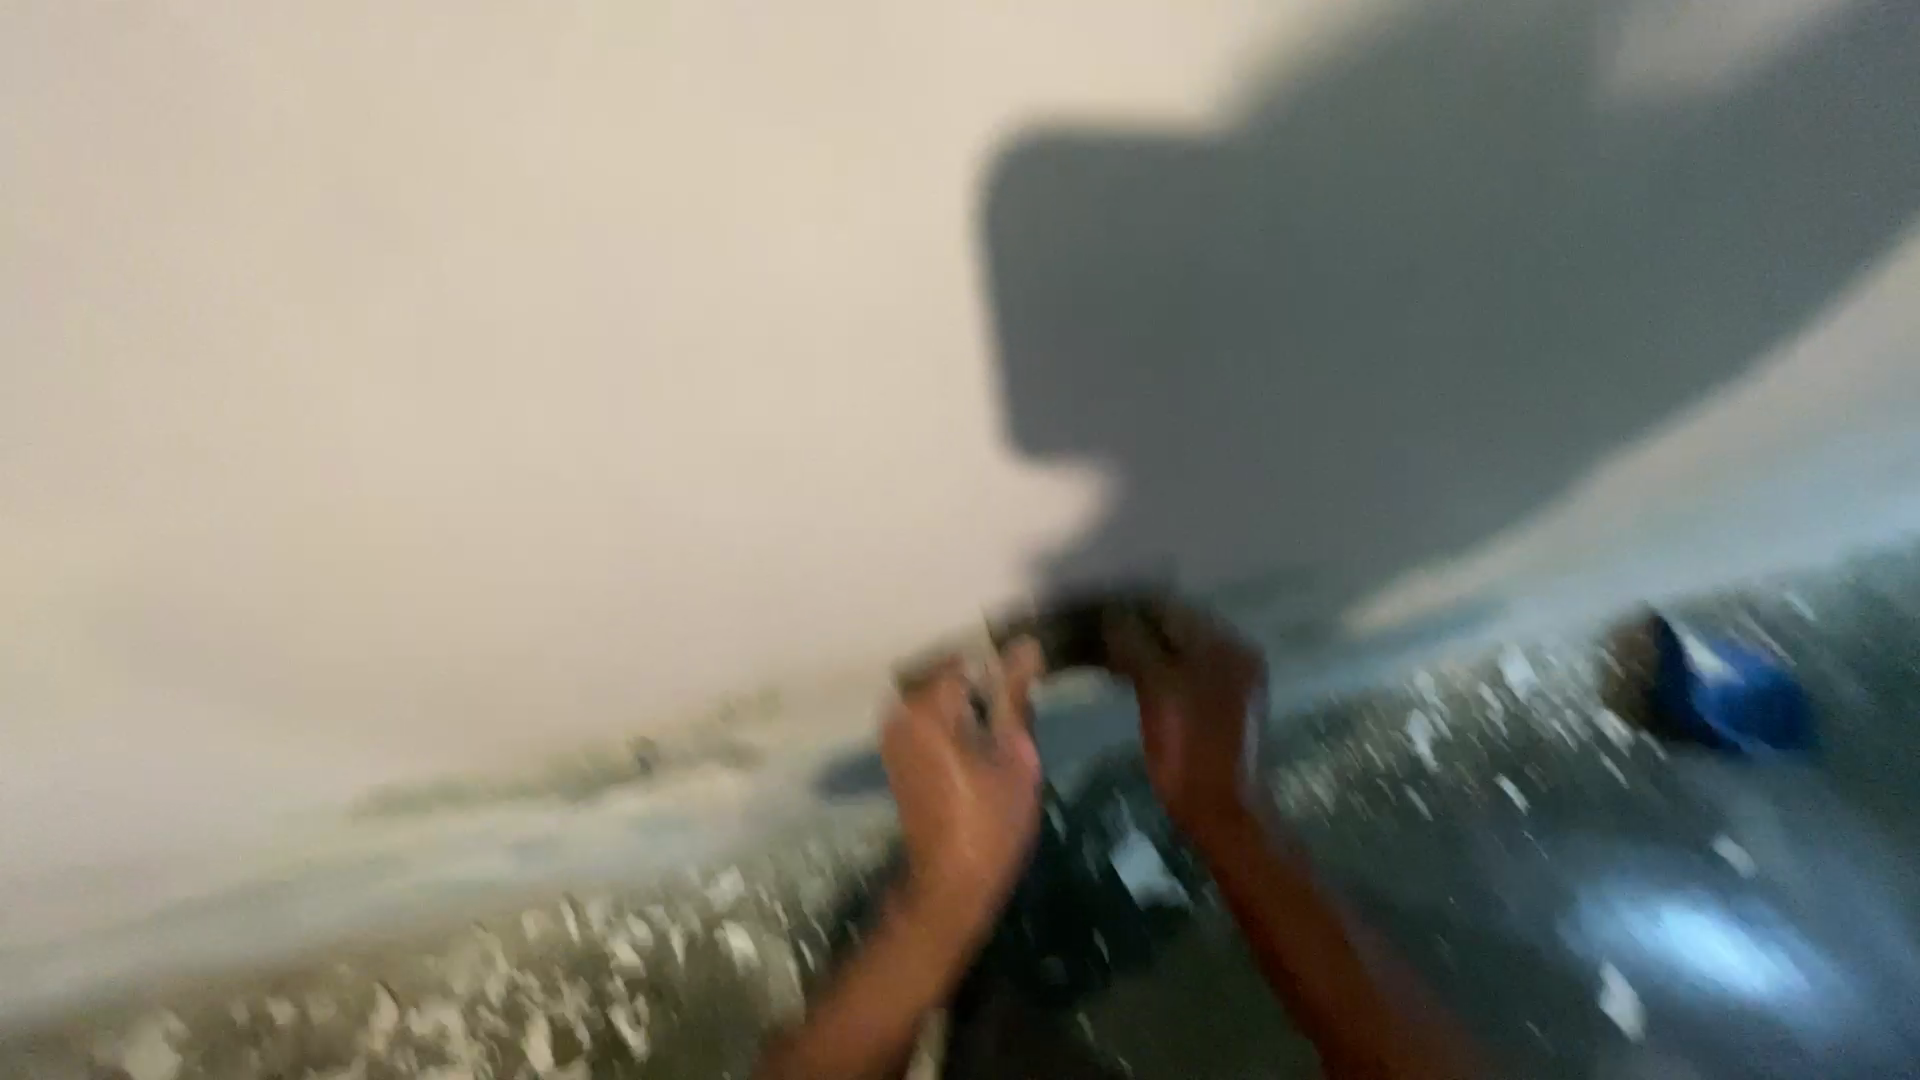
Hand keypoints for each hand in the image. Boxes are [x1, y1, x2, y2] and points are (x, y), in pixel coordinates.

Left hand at [881, 641, 1045, 933]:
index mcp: (929, 708)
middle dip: (981, 678)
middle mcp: (902, 712)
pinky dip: (950, 716)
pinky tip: (976, 736)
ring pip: (936, 693)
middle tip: (1016, 698)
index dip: (999, 662)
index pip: (968, 659)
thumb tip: (1027, 647)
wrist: (951, 882)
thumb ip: (1015, 695)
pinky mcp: (894, 751)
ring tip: (999, 718)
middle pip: (948, 672)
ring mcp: (893, 732)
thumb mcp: (1015, 754)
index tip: (1026, 674)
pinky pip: (925, 714)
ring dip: (966, 697)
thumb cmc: (992, 821)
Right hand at [1104, 602, 1266, 830]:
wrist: (1222, 813)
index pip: (1169, 608)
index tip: (1090, 612)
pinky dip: (1152, 666)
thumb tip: (1110, 614)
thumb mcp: (1159, 691)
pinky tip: (1124, 673)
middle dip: (1132, 626)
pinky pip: (1181, 668)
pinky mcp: (1219, 700)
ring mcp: (1228, 677)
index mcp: (1225, 644)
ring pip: (1174, 647)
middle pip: (1173, 625)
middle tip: (1091, 632)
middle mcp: (1232, 652)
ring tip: (1100, 651)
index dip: (1128, 608)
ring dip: (1139, 646)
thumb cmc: (1189, 753)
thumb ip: (1136, 645)